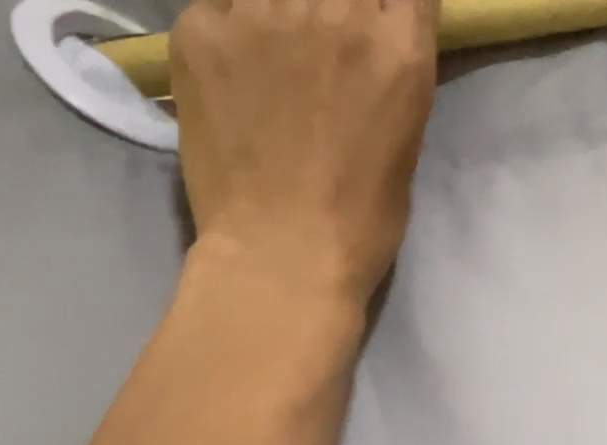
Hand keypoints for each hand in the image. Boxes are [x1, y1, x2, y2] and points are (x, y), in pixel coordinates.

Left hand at [170, 0, 440, 304]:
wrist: (281, 257)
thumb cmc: (361, 224)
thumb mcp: (404, 144)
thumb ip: (389, 74)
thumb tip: (372, 44)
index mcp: (397, 48)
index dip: (388, 5)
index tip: (379, 19)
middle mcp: (335, 10)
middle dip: (336, 8)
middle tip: (319, 52)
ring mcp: (262, 12)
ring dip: (283, 12)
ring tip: (278, 58)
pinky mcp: (201, 27)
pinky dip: (232, 21)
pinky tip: (237, 67)